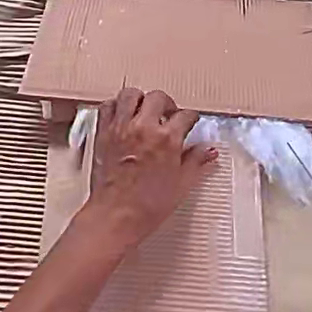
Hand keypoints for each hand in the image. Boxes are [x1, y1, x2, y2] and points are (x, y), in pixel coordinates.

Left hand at [78, 88, 217, 248]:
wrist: (116, 216)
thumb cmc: (147, 206)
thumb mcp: (181, 184)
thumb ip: (196, 161)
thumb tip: (208, 150)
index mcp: (167, 139)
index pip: (185, 116)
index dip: (190, 118)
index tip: (190, 122)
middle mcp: (144, 128)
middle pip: (158, 97)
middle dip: (167, 103)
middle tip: (169, 114)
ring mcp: (121, 128)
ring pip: (130, 95)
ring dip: (141, 99)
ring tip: (146, 110)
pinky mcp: (104, 134)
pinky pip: (107, 107)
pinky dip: (116, 106)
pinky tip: (124, 115)